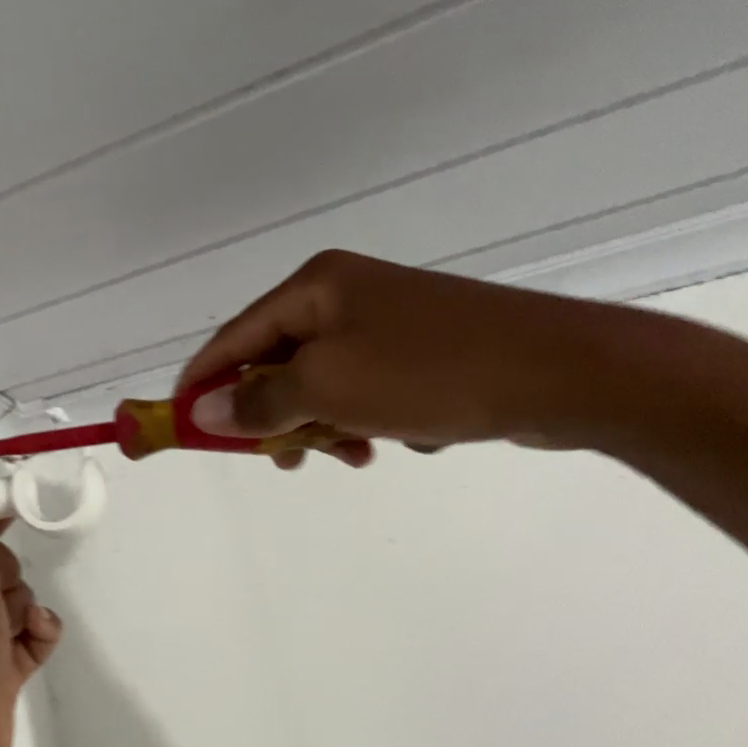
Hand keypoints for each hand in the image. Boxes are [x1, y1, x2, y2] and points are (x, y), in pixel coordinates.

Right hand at [178, 249, 624, 467]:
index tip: (179, 428)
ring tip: (350, 456)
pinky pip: (367, 390)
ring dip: (322, 425)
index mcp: (315, 286)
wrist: (568, 372)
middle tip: (280, 459)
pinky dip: (367, 420)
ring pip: (321, 383)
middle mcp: (345, 294)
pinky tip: (400, 440)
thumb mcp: (326, 389)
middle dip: (271, 414)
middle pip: (275, 362)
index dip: (201, 384)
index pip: (232, 338)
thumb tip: (202, 414)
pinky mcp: (424, 349)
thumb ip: (256, 402)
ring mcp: (388, 321)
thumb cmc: (429, 372)